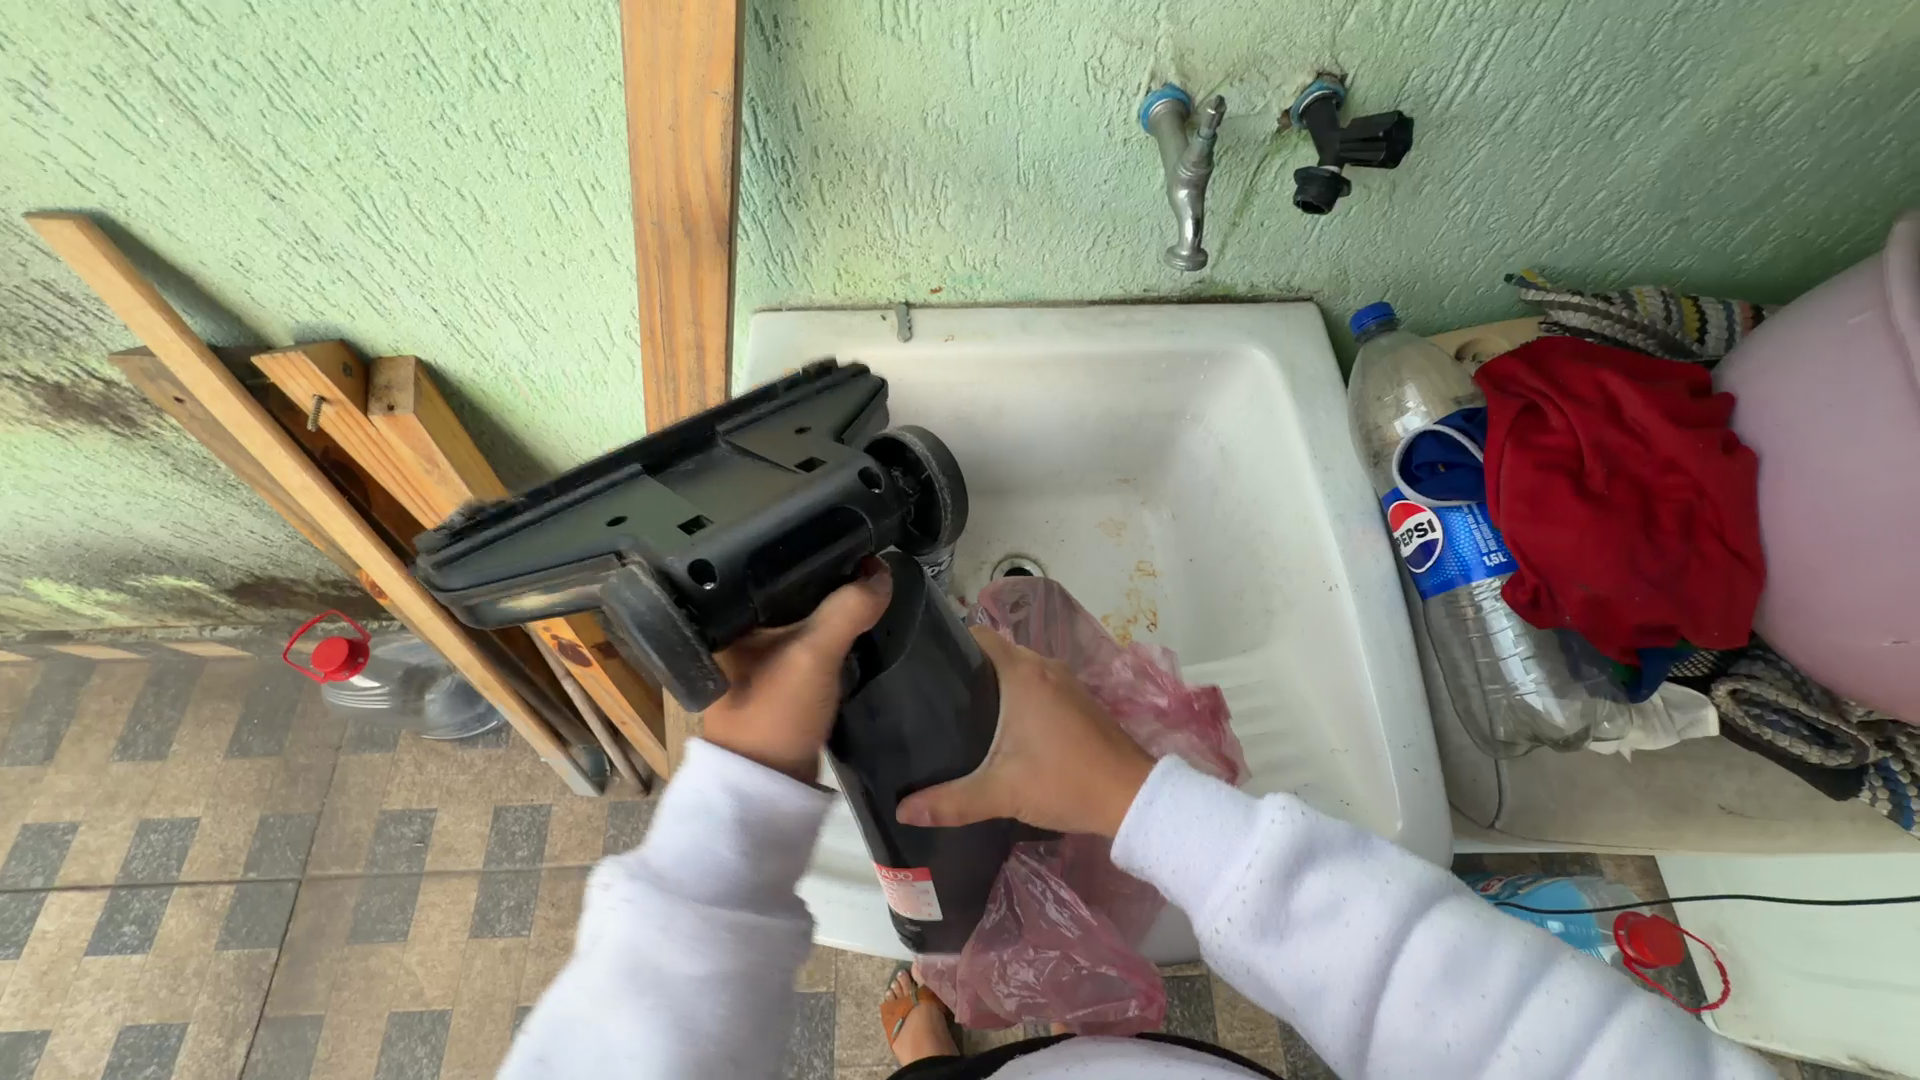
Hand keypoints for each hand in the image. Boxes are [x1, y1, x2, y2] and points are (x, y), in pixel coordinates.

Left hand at [699, 559, 891, 781]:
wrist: (771, 787)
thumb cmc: (776, 713)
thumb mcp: (814, 654)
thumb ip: (848, 610)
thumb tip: (883, 574)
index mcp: (723, 617)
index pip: (768, 566)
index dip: (809, 553)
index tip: (847, 541)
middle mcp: (735, 631)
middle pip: (789, 592)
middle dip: (827, 581)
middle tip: (865, 560)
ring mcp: (757, 657)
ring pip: (802, 618)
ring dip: (832, 609)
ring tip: (866, 586)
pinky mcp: (779, 679)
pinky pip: (811, 642)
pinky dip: (833, 634)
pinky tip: (856, 623)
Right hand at [895, 628, 1154, 837]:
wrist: (1132, 797)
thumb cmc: (1065, 781)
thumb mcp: (1002, 793)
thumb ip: (951, 801)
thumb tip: (904, 811)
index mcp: (1022, 673)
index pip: (977, 636)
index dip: (948, 645)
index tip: (923, 666)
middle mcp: (1044, 666)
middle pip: (995, 652)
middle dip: (966, 669)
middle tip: (934, 697)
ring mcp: (1066, 681)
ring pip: (1019, 668)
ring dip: (994, 683)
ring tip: (962, 711)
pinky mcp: (1079, 699)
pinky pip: (1037, 683)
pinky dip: (1018, 695)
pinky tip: (1004, 726)